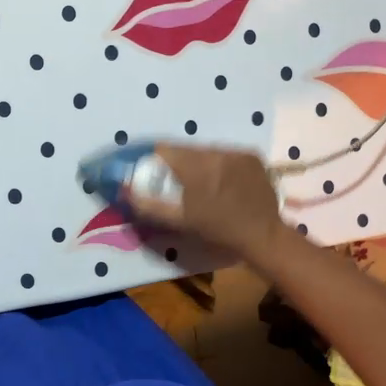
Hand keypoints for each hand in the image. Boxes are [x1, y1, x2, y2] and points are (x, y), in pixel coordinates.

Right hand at [127, 144, 287, 259]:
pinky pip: (226, 155)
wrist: (263, 236)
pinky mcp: (252, 156)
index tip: (151, 172)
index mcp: (198, 165)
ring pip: (207, 151)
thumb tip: (123, 190)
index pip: (165, 149)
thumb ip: (149, 204)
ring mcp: (238, 152)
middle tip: (175, 182)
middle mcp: (217, 151)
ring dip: (199, 163)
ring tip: (199, 183)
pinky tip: (221, 182)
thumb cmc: (219, 230)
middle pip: (187, 150)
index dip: (154, 159)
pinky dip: (219, 165)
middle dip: (177, 163)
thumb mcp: (181, 220)